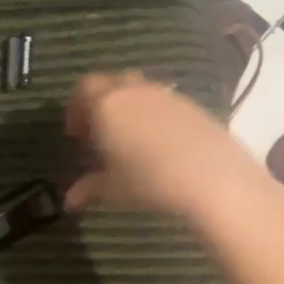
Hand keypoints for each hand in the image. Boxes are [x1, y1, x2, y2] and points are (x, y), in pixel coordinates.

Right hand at [62, 72, 268, 219]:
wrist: (213, 177)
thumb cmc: (148, 179)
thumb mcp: (112, 188)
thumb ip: (89, 188)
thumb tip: (70, 201)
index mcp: (107, 105)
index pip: (83, 88)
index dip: (75, 108)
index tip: (76, 134)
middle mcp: (134, 92)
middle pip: (111, 83)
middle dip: (101, 102)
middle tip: (100, 131)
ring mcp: (166, 96)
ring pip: (139, 90)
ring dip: (129, 106)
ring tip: (130, 137)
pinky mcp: (192, 106)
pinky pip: (164, 102)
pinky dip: (154, 115)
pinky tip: (160, 143)